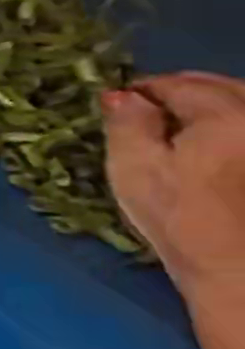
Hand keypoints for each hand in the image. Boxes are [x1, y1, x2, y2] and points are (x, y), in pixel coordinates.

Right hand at [104, 72, 244, 308]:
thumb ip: (128, 124)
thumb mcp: (134, 168)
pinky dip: (231, 125)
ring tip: (181, 128)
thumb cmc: (177, 215)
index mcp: (227, 115)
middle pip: (224, 86)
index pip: (178, 84)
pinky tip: (214, 146)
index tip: (116, 104)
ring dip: (212, 107)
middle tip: (146, 112)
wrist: (239, 263)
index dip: (141, 90)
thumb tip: (121, 96)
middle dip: (183, 93)